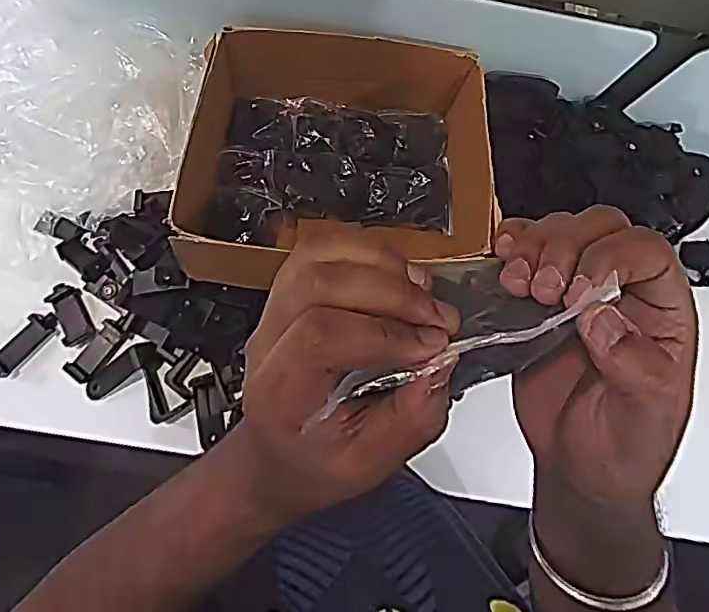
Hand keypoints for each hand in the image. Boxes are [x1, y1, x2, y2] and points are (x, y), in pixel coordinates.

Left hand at [222, 233, 461, 522]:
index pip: (320, 335)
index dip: (384, 333)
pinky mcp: (293, 283)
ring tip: (421, 291)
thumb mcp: (366, 466)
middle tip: (436, 318)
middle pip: (322, 283)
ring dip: (383, 263)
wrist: (278, 450)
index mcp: (279, 390)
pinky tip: (398, 273)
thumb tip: (439, 367)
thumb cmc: (313, 459)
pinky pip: (325, 243)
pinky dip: (369, 249)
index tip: (430, 347)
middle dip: (393, 294)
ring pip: (321, 252)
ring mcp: (277, 304)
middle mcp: (269, 338)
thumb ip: (409, 421)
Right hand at [499, 206, 696, 600]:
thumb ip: (635, 368)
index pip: (646, 251)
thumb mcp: (645, 417)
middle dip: (565, 247)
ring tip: (519, 283)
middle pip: (601, 227)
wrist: (578, 466)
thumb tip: (605, 320)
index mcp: (662, 309)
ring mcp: (579, 285)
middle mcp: (623, 287)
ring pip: (563, 228)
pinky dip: (512, 246)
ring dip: (535, 246)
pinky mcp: (540, 290)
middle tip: (545, 289)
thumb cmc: (624, 444)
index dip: (611, 259)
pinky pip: (528, 246)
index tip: (580, 295)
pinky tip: (505, 264)